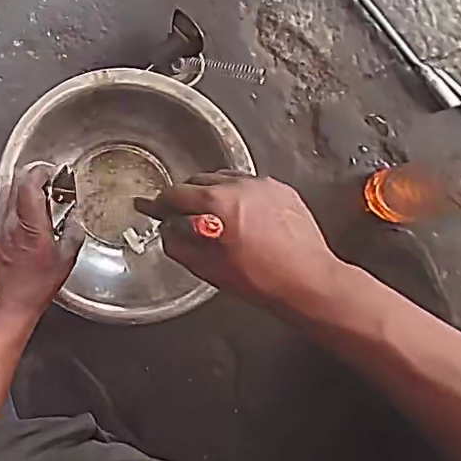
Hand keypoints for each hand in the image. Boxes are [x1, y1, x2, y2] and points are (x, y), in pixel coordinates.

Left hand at [0, 163, 84, 317]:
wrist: (10, 304)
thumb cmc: (35, 287)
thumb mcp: (65, 259)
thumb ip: (72, 233)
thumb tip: (75, 221)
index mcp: (29, 225)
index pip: (28, 184)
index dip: (40, 172)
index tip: (51, 172)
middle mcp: (9, 223)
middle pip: (14, 183)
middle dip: (32, 176)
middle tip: (47, 180)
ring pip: (6, 193)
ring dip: (22, 188)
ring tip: (39, 195)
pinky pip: (3, 209)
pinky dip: (16, 203)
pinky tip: (28, 214)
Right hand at [134, 172, 347, 317]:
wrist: (308, 281)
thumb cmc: (261, 279)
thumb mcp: (207, 267)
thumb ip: (178, 244)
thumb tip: (167, 231)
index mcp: (216, 203)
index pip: (176, 193)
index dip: (161, 203)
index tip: (153, 207)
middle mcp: (240, 186)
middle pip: (199, 181)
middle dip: (188, 198)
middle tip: (184, 217)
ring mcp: (263, 185)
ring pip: (225, 180)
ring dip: (213, 194)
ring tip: (216, 220)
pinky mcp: (281, 190)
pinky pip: (250, 185)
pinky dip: (239, 196)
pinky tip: (242, 218)